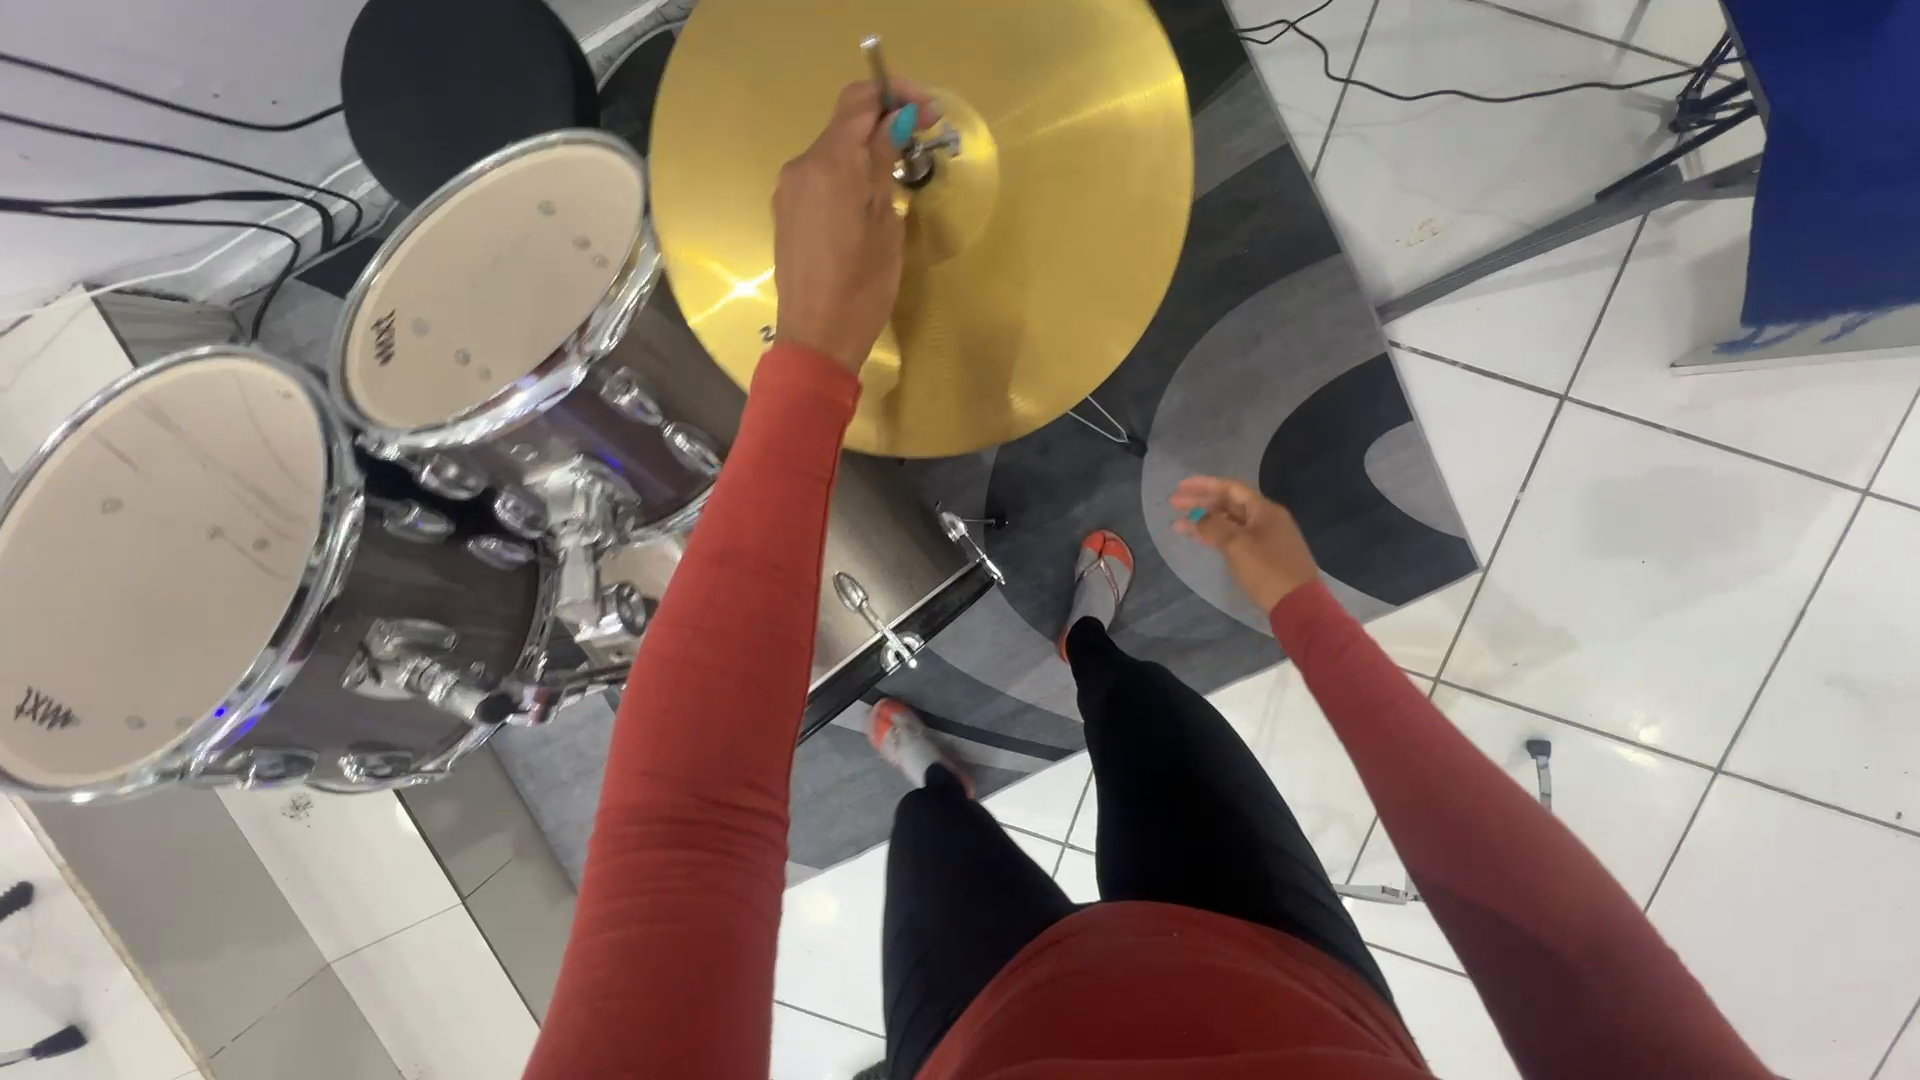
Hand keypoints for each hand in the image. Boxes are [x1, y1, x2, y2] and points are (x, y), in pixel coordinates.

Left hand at [772, 79, 937, 372]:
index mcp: (830, 164)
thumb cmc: (862, 290)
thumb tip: (896, 122)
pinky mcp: (786, 212)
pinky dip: (847, 175)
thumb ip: (884, 165)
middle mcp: (802, 166)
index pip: (860, 100)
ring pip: (832, 152)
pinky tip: (867, 202)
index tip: (930, 113)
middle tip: (921, 143)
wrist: (817, 340)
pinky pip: (820, 178)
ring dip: (865, 151)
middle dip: (884, 123)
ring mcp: (789, 190)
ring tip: (897, 179)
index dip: (897, 95)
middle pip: (845, 123)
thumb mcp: (885, 226)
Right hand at [1170, 476, 1319, 611]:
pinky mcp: (1263, 555)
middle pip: (1229, 503)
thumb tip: (1196, 515)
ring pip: (1230, 522)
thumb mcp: (1236, 545)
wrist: (1297, 604)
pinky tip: (1200, 538)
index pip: (1230, 488)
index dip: (1203, 485)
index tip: (1179, 487)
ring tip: (1179, 524)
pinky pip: (1235, 537)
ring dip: (1205, 521)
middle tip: (1174, 505)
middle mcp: (1266, 519)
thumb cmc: (1267, 570)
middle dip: (1201, 503)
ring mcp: (1266, 538)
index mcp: (1264, 510)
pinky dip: (1216, 535)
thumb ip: (1213, 526)